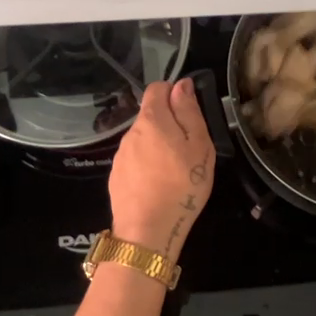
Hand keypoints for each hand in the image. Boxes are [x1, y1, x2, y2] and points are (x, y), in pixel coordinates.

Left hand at [108, 78, 216, 262]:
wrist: (147, 231)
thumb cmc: (182, 185)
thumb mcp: (199, 146)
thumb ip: (189, 112)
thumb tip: (181, 85)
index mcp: (152, 119)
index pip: (157, 88)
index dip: (174, 93)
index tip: (189, 113)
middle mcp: (131, 132)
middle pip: (150, 115)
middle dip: (169, 124)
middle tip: (189, 149)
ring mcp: (120, 156)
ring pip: (142, 140)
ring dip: (157, 146)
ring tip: (175, 171)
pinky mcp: (116, 177)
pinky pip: (135, 161)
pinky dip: (147, 166)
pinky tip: (158, 185)